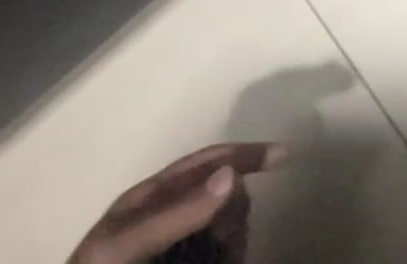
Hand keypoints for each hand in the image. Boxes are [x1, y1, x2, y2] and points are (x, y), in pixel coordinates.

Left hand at [67, 142, 288, 263]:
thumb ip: (175, 214)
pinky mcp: (197, 260)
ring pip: (232, 223)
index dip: (246, 153)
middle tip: (226, 243)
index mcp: (152, 197)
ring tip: (221, 260)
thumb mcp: (122, 251)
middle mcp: (172, 212)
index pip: (207, 160)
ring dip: (234, 239)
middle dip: (235, 211)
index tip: (284, 156)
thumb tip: (230, 175)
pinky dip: (233, 254)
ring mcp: (184, 241)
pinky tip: (226, 262)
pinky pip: (229, 250)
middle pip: (227, 190)